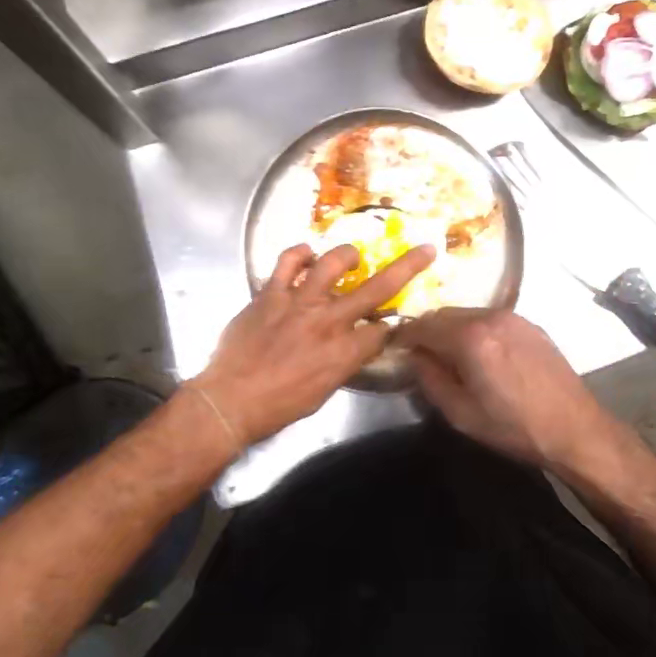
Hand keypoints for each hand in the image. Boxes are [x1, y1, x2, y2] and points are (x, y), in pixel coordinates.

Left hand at [191, 242, 436, 446]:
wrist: (231, 399)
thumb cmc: (280, 405)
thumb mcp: (325, 390)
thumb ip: (345, 361)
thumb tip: (357, 343)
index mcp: (345, 352)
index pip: (383, 329)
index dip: (391, 325)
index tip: (389, 323)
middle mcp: (329, 320)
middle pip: (379, 288)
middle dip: (408, 267)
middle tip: (424, 251)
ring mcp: (299, 301)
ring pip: (333, 262)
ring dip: (348, 255)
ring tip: (351, 256)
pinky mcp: (271, 292)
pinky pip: (288, 260)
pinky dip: (301, 253)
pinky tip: (307, 255)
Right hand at [401, 308, 614, 470]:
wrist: (575, 428)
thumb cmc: (514, 427)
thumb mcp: (461, 414)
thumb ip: (430, 379)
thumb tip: (413, 357)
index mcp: (469, 337)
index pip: (423, 325)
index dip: (404, 337)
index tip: (395, 349)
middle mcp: (489, 316)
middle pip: (443, 314)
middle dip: (427, 331)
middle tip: (420, 355)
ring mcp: (512, 316)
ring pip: (466, 313)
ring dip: (451, 329)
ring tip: (451, 356)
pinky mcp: (529, 323)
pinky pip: (490, 318)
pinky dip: (475, 329)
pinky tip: (481, 354)